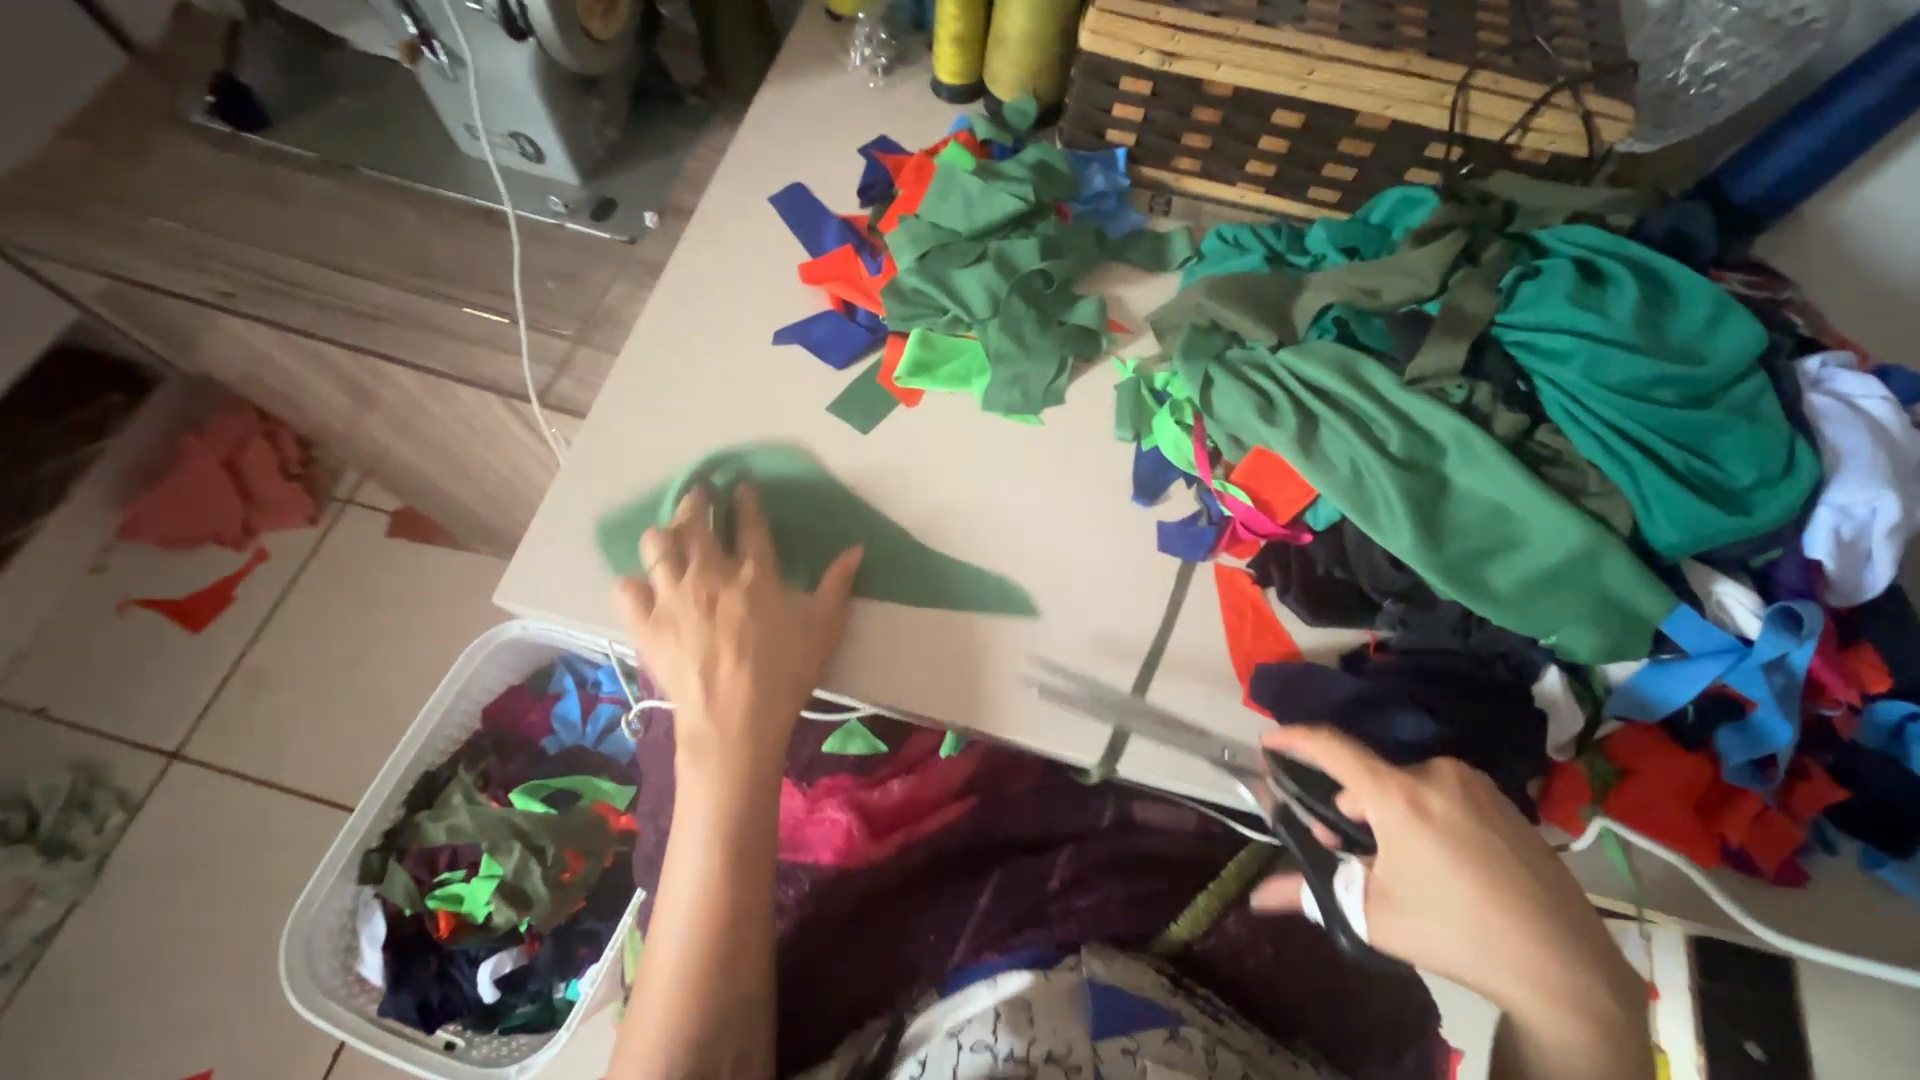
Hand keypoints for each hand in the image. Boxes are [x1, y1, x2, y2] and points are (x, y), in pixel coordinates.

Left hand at [613, 483, 862, 784]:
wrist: (734, 723)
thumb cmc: (785, 676)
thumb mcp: (824, 631)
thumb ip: (837, 587)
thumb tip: (856, 550)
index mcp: (755, 573)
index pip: (749, 522)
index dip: (744, 500)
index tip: (740, 487)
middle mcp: (709, 574)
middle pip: (694, 520)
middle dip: (697, 500)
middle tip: (701, 498)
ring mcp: (672, 596)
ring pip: (656, 543)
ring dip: (664, 535)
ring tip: (671, 538)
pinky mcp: (645, 623)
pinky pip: (626, 587)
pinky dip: (635, 583)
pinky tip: (645, 588)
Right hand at [1250, 726, 1643, 1021]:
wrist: (1561, 963)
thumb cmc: (1454, 932)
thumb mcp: (1372, 915)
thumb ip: (1307, 895)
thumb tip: (1257, 898)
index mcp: (1398, 794)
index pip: (1332, 748)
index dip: (1294, 739)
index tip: (1268, 741)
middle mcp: (1436, 775)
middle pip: (1369, 776)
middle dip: (1347, 807)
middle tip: (1342, 849)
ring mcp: (1477, 787)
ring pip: (1407, 786)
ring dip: (1385, 812)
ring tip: (1393, 861)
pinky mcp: (1505, 804)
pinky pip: (1443, 795)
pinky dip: (1423, 815)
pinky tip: (1437, 861)